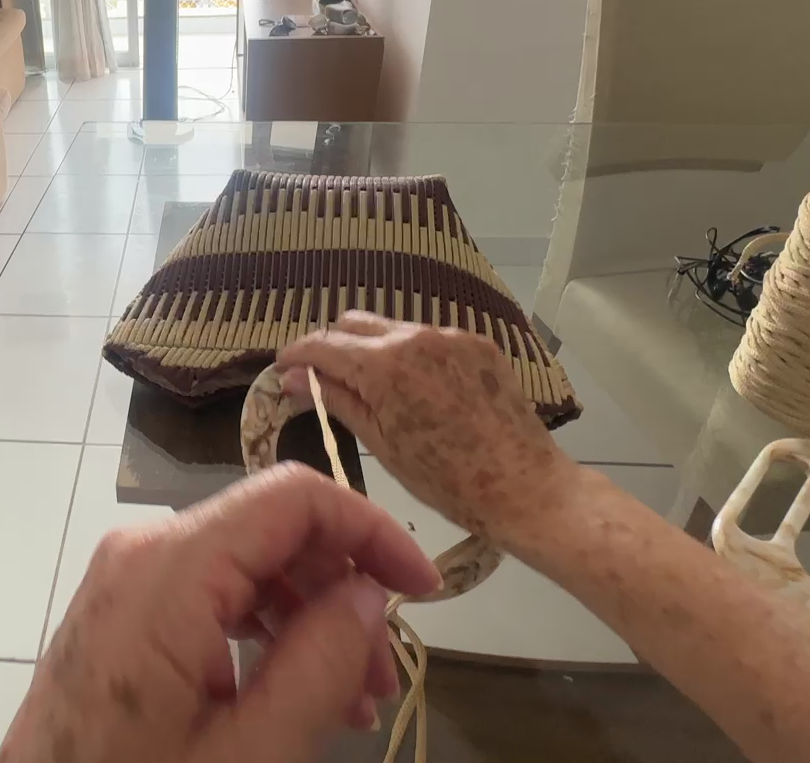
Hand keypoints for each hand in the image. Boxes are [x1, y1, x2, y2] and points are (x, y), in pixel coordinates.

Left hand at [0, 464, 440, 762]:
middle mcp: (146, 545)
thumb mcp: (248, 753)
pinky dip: (261, 628)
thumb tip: (368, 589)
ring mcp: (129, 570)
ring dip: (306, 617)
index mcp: (171, 565)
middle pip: (270, 530)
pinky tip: (291, 688)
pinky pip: (210, 590)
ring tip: (350, 701)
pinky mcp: (125, 601)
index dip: (367, 527)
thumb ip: (318, 663)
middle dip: (339, 590)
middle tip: (383, 678)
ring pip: (245, 562)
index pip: (291, 497)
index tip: (425, 588)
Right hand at [279, 311, 579, 547]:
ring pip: (388, 326)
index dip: (296, 353)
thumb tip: (291, 378)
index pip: (323, 344)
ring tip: (367, 383)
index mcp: (384, 365)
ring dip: (367, 346)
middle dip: (329, 344)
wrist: (526, 488)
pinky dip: (406, 352)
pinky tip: (413, 386)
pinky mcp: (475, 342)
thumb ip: (334, 399)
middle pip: (352, 322)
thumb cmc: (445, 480)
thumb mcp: (380, 442)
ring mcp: (448, 335)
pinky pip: (424, 337)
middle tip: (320, 375)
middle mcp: (413, 336)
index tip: (282, 367)